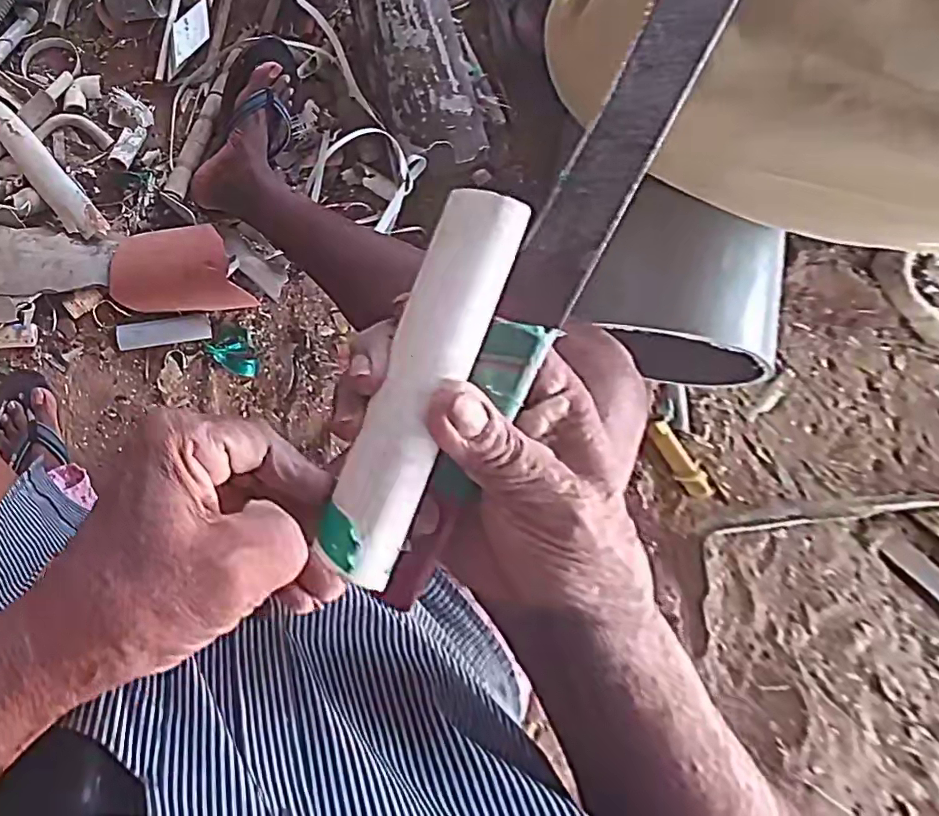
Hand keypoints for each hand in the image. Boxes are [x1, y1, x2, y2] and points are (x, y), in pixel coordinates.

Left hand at [32, 412, 348, 685]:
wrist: (72, 646)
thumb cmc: (142, 599)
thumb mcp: (236, 565)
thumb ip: (290, 535)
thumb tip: (305, 533)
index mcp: (179, 439)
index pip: (265, 445)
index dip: (309, 483)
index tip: (344, 515)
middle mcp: (171, 450)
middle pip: (258, 477)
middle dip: (299, 527)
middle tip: (334, 565)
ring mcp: (168, 486)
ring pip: (246, 507)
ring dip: (284, 549)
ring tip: (317, 592)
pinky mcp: (167, 520)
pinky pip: (225, 527)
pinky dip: (256, 558)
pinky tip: (288, 595)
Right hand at [331, 321, 653, 620]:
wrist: (555, 613)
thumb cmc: (585, 551)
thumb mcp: (557, 498)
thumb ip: (506, 451)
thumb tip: (452, 403)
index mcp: (537, 389)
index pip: (485, 333)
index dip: (440, 326)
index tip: (404, 337)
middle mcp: (485, 401)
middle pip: (423, 354)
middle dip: (385, 358)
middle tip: (368, 381)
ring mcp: (446, 433)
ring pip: (392, 394)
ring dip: (363, 402)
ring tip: (353, 427)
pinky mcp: (418, 466)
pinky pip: (379, 446)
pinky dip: (359, 453)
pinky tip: (356, 471)